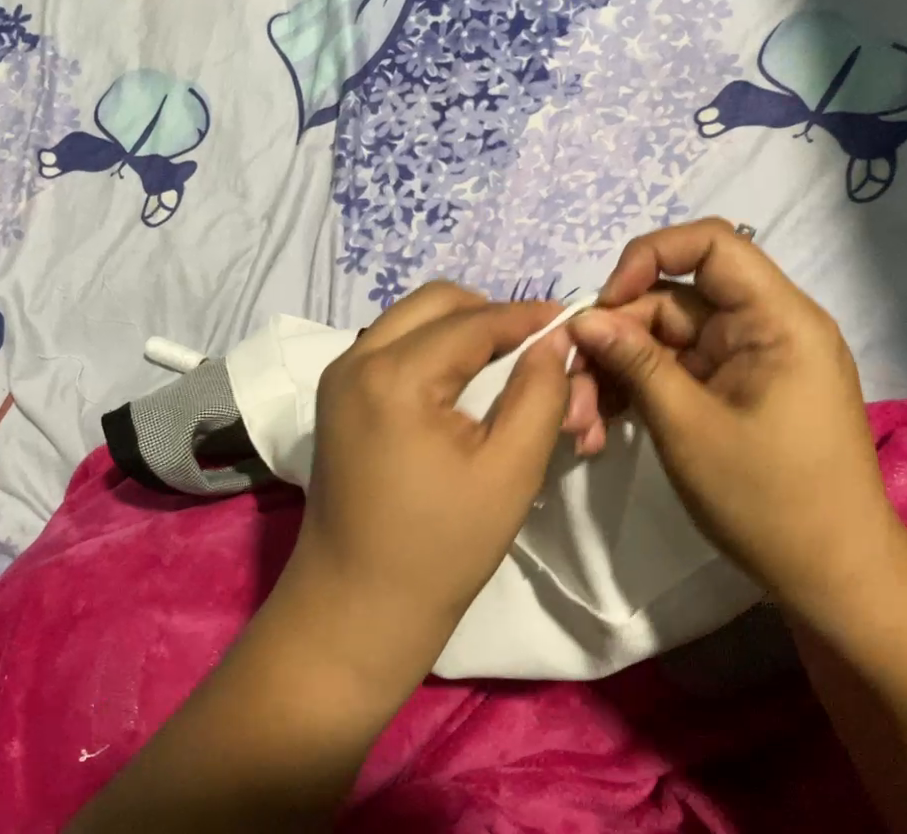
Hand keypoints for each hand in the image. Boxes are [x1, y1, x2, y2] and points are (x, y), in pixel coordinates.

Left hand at [296, 283, 571, 644]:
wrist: (356, 604)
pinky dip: (430, 351)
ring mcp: (338, 377)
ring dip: (460, 331)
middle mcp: (355, 359)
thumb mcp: (509, 471)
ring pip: (409, 321)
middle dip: (490, 315)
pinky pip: (389, 348)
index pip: (473, 322)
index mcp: (394, 375)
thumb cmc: (440, 547)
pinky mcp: (335, 398)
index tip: (572, 321)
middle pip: (434, 303)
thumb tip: (554, 340)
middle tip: (535, 349)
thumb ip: (538, 393)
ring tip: (506, 368)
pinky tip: (463, 387)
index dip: (526, 317)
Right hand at [563, 219, 901, 612]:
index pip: (711, 244)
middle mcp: (762, 328)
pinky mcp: (730, 392)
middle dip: (612, 341)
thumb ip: (635, 362)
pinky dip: (636, 394)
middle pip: (669, 301)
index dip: (648, 257)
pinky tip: (601, 430)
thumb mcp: (687, 425)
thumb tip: (582, 319)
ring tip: (580, 425)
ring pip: (660, 341)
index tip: (604, 304)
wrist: (831, 575)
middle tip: (568, 391)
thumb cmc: (768, 498)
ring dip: (614, 374)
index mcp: (776, 320)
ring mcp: (745, 362)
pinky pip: (671, 373)